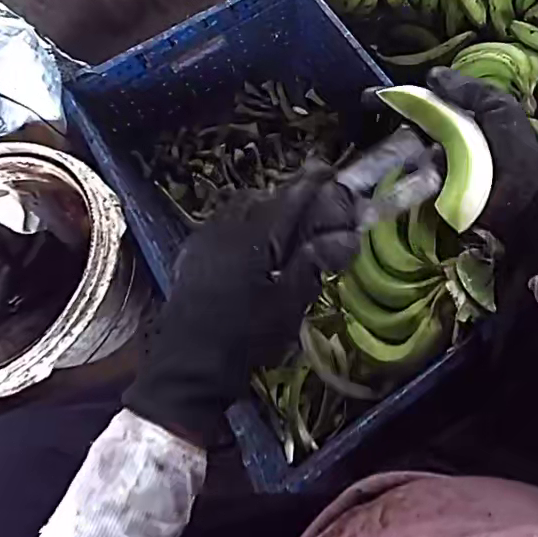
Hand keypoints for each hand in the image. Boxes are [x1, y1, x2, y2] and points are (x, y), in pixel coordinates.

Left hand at [122, 171, 363, 443]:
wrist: (189, 369)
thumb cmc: (246, 336)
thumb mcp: (289, 303)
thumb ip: (314, 262)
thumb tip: (349, 236)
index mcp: (253, 238)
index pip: (289, 199)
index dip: (311, 182)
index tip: (328, 168)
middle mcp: (226, 229)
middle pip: (263, 197)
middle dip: (288, 195)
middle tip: (310, 203)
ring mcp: (204, 240)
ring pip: (239, 207)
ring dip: (263, 207)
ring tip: (282, 223)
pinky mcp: (192, 254)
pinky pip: (222, 223)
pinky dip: (242, 222)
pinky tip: (251, 244)